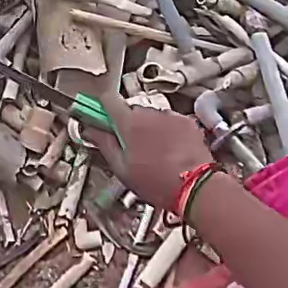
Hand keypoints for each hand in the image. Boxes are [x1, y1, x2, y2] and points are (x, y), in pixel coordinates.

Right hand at [84, 91, 213, 211]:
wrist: (196, 187)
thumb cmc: (158, 182)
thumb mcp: (122, 168)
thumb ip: (104, 144)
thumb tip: (90, 130)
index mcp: (129, 122)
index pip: (108, 99)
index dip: (101, 107)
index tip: (99, 117)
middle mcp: (149, 113)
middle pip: (130, 111)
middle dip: (128, 125)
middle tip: (130, 148)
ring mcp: (169, 115)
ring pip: (151, 117)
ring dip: (148, 129)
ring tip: (154, 154)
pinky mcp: (185, 121)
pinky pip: (169, 121)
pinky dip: (167, 132)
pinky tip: (170, 151)